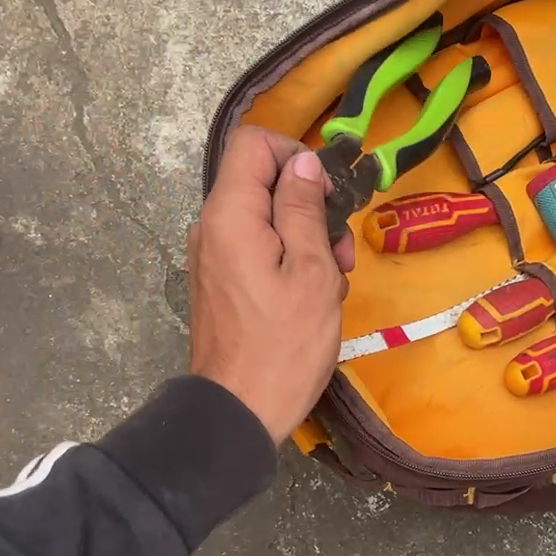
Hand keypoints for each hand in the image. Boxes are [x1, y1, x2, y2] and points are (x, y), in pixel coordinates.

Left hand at [189, 127, 355, 446]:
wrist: (240, 410)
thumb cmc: (285, 344)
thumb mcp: (312, 272)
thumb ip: (304, 211)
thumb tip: (304, 166)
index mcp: (231, 215)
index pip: (256, 144)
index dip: (298, 158)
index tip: (330, 197)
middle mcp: (212, 227)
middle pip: (264, 184)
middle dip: (311, 208)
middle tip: (343, 256)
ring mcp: (214, 258)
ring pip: (267, 222)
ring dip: (307, 242)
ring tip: (333, 286)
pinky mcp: (222, 284)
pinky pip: (259, 252)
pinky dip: (291, 264)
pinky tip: (312, 300)